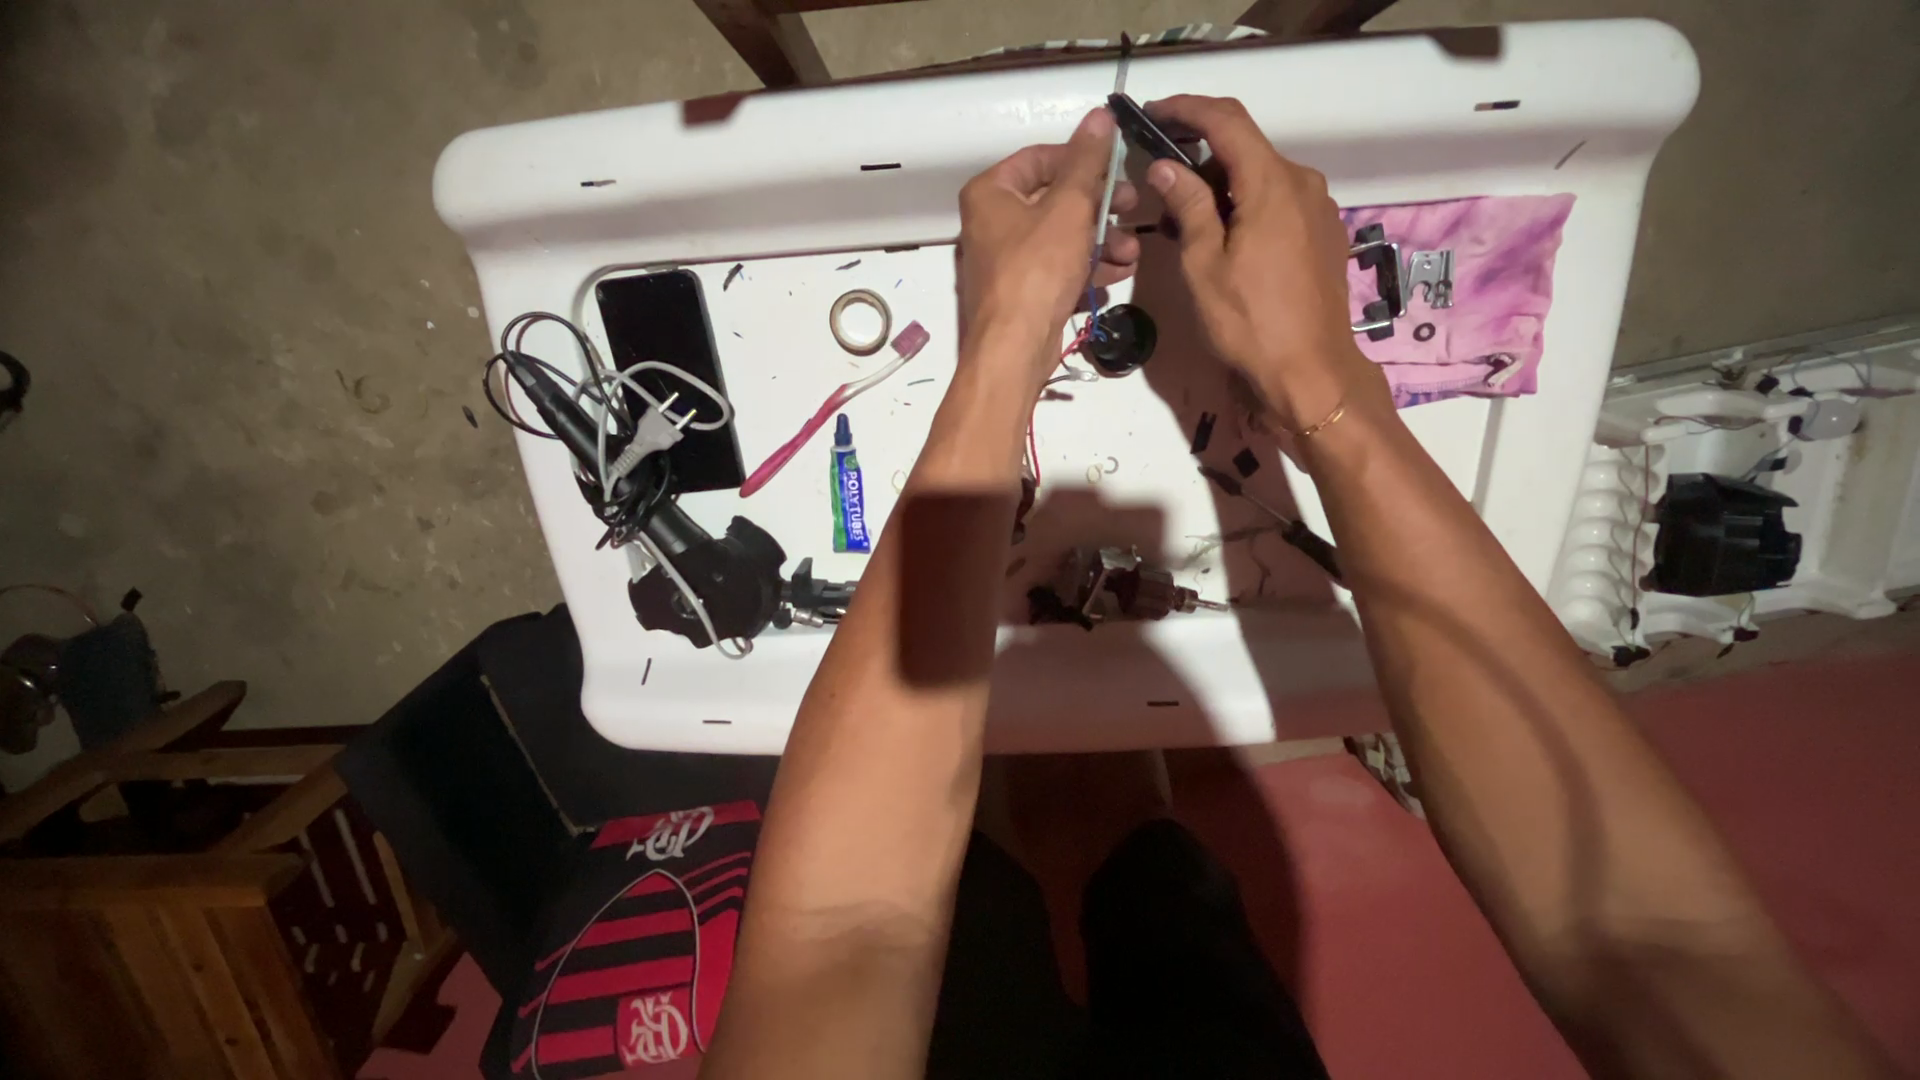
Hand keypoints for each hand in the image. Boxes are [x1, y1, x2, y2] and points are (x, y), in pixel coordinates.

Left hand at [957, 108, 1138, 386]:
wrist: (1015, 347)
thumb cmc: (1037, 269)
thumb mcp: (1069, 207)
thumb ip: (1086, 161)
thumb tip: (1099, 116)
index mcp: (990, 193)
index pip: (1040, 157)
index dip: (1081, 158)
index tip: (1115, 167)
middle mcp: (992, 222)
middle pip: (1054, 199)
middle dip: (1099, 207)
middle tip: (1132, 207)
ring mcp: (1007, 260)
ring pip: (1062, 237)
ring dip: (1101, 241)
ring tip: (1132, 252)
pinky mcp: (1023, 292)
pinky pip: (1059, 267)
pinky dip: (1087, 267)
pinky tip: (1118, 271)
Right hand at [1144, 95, 1386, 431]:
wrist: (1310, 372)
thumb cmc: (1250, 323)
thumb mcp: (1204, 266)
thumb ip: (1188, 208)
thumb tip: (1167, 167)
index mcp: (1272, 184)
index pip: (1227, 121)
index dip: (1187, 109)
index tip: (1152, 114)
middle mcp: (1303, 183)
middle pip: (1246, 148)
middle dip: (1199, 154)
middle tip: (1158, 178)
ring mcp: (1318, 209)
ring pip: (1261, 177)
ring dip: (1221, 185)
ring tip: (1183, 218)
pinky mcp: (1323, 235)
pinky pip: (1278, 202)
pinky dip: (1245, 206)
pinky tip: (1222, 238)